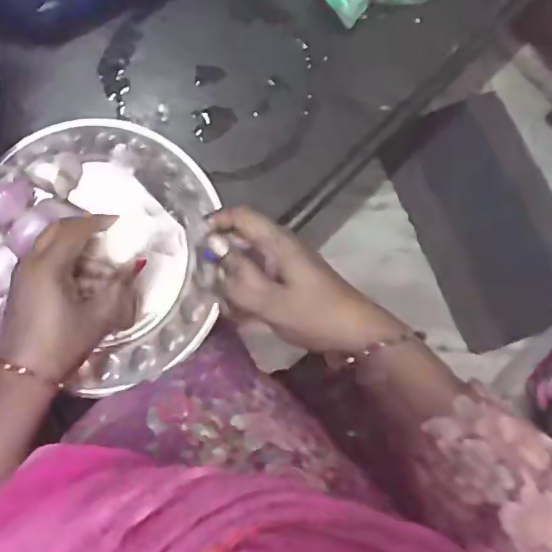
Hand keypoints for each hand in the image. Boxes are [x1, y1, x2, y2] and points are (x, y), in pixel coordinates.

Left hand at [0, 215, 136, 383]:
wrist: (21, 377)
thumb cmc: (61, 345)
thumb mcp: (97, 317)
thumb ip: (118, 287)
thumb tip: (135, 264)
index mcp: (48, 265)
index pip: (75, 230)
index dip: (98, 221)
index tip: (118, 221)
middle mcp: (31, 262)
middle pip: (57, 229)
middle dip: (82, 225)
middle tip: (106, 230)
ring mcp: (22, 273)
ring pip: (48, 242)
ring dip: (72, 241)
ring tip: (97, 254)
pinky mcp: (21, 286)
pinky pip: (42, 257)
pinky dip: (62, 254)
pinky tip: (79, 272)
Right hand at [209, 207, 405, 353]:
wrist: (358, 336)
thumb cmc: (315, 315)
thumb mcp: (271, 301)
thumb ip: (239, 276)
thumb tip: (213, 248)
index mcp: (277, 242)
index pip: (241, 215)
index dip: (216, 221)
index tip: (193, 241)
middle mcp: (279, 248)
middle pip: (241, 238)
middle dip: (218, 255)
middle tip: (198, 277)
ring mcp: (285, 266)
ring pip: (248, 262)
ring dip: (231, 278)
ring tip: (214, 299)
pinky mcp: (289, 284)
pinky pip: (259, 279)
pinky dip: (245, 292)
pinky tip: (235, 314)